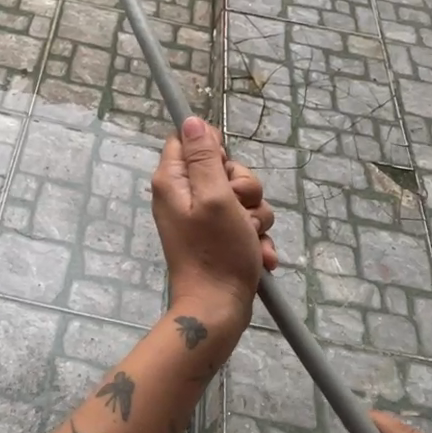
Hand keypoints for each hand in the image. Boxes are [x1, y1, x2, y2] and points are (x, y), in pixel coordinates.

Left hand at [151, 117, 275, 332]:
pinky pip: (244, 224)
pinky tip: (259, 255)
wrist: (218, 311)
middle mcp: (183, 195)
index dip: (213, 148)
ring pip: (241, 197)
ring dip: (254, 216)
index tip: (225, 169)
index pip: (187, 140)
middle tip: (240, 210)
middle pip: (222, 168)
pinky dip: (255, 238)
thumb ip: (204, 158)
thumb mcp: (215, 197)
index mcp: (172, 181)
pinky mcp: (218, 238)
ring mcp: (201, 218)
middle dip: (244, 188)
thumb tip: (192, 120)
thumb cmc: (216, 252)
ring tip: (249, 238)